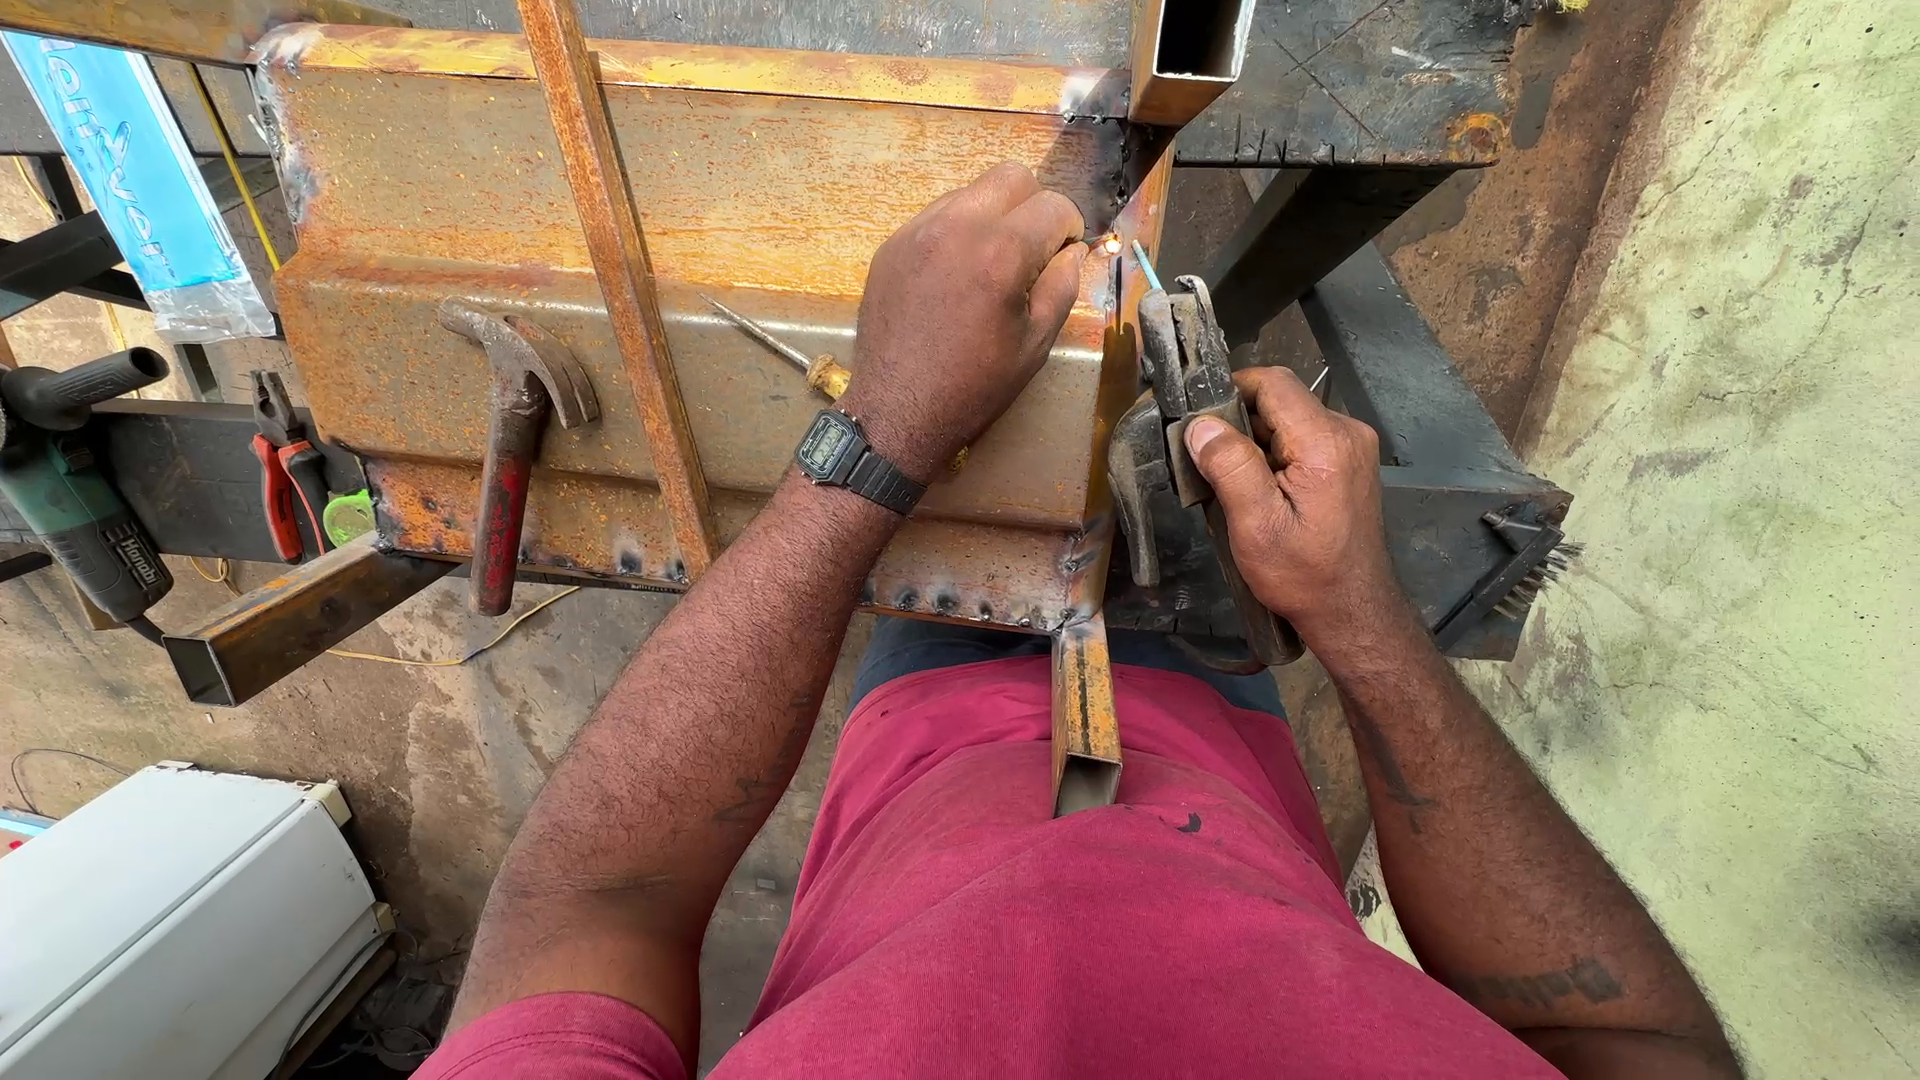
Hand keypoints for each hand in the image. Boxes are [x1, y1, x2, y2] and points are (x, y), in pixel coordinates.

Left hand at [838, 162, 1086, 482]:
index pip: (1054, 205)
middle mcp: (957, 226)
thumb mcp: (1034, 346)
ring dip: (993, 216)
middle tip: (1031, 251)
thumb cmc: (973, 388)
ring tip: (989, 266)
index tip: (1064, 255)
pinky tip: (954, 277)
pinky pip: (936, 216)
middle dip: (1033, 206)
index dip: (1071, 229)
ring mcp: (917, 231)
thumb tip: (1073, 251)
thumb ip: (1062, 287)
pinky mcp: (891, 246)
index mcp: (1001, 253)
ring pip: (970, 191)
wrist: (898, 411)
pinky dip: (957, 232)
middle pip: (1012, 176)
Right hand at [1184, 367, 1415, 655]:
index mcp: (1326, 441)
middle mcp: (1346, 431)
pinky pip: (1298, 439)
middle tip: (1203, 460)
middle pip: (1279, 400)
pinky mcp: (1346, 463)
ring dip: (1251, 441)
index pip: (1272, 383)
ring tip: (1225, 480)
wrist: (1350, 610)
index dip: (1229, 391)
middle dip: (1236, 422)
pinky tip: (1253, 488)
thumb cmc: (1302, 573)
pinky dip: (1269, 455)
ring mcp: (1350, 446)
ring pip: (1286, 420)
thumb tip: (1199, 424)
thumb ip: (1230, 467)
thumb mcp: (1256, 524)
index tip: (1195, 421)